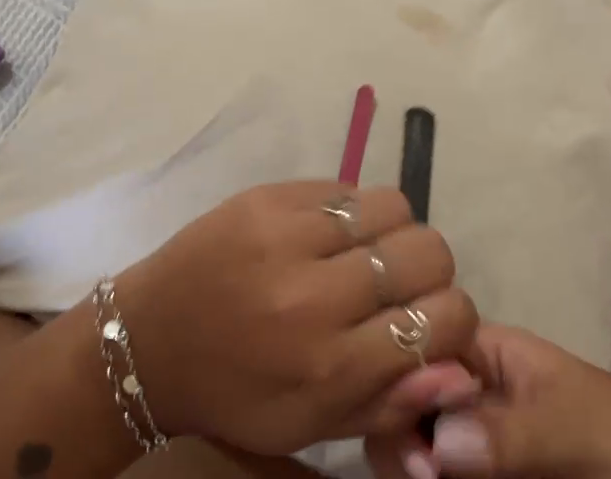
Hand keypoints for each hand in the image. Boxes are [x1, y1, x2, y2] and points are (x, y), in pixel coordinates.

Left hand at [113, 181, 481, 455]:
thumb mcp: (311, 425)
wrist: (149, 341)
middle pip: (428, 251)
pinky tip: (326, 235)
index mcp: (331, 365)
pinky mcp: (266, 196)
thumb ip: (391, 402)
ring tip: (363, 253)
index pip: (444, 317)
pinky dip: (350, 210)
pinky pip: (345, 186)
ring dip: (392, 231)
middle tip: (398, 284)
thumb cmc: (235, 394)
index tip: (430, 320)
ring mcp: (287, 236)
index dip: (452, 318)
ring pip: (393, 206)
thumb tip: (461, 367)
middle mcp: (315, 296)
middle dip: (429, 271)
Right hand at [366, 326, 610, 478]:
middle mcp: (456, 391)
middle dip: (395, 436)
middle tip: (425, 475)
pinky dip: (421, 478)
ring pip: (401, 446)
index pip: (414, 345)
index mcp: (479, 352)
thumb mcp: (580, 430)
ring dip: (404, 464)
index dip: (397, 376)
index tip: (409, 422)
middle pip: (393, 400)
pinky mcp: (466, 475)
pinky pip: (428, 474)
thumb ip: (515, 433)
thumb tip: (442, 445)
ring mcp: (460, 439)